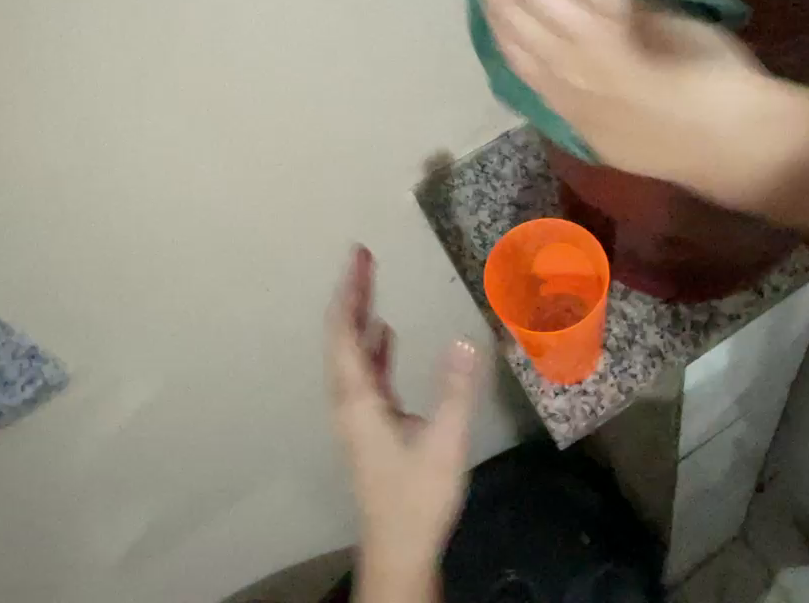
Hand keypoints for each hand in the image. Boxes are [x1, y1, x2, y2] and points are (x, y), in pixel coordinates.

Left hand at [326, 246, 480, 599]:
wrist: (399, 552)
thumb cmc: (417, 498)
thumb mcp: (444, 443)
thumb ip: (456, 391)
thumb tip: (466, 340)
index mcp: (358, 401)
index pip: (344, 334)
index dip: (349, 293)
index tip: (357, 258)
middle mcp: (349, 402)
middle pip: (342, 338)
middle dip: (352, 295)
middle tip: (364, 258)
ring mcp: (357, 414)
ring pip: (351, 354)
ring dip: (359, 317)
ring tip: (372, 283)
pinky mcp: (369, 425)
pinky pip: (364, 372)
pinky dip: (371, 346)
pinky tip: (385, 333)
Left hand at [451, 0, 780, 200]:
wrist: (735, 147)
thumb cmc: (715, 69)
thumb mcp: (664, 14)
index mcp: (593, 35)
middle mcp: (567, 70)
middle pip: (512, 17)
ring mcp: (568, 104)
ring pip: (513, 53)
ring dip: (491, 14)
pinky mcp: (576, 129)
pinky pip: (529, 84)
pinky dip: (511, 53)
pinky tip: (507, 40)